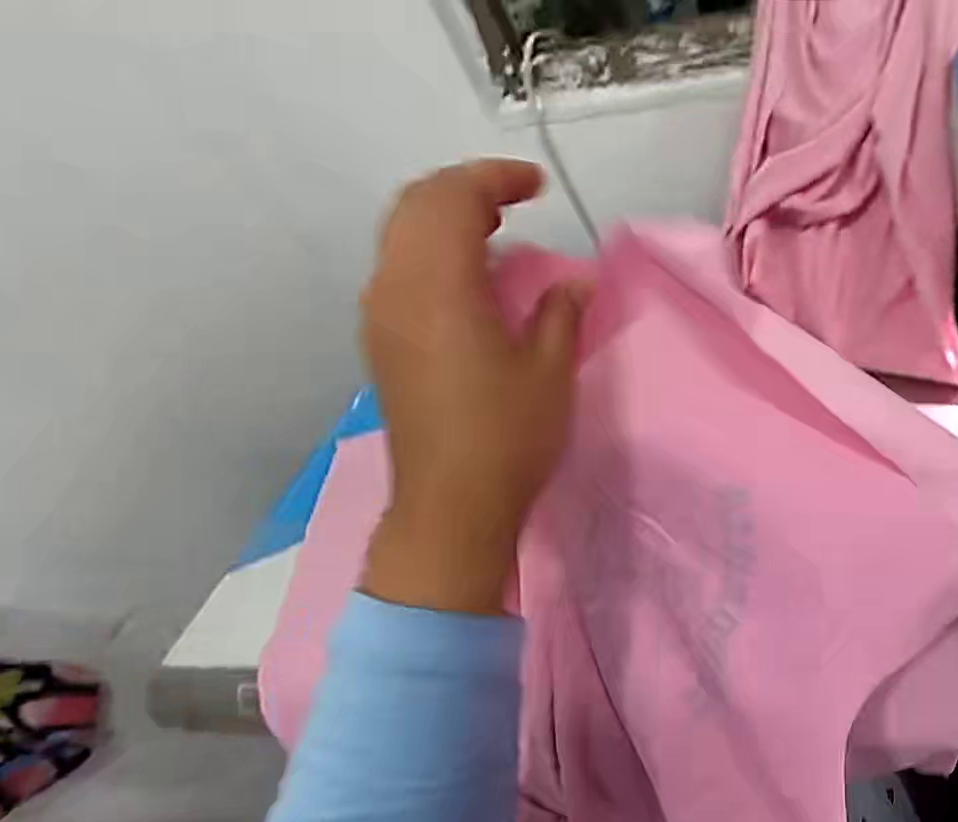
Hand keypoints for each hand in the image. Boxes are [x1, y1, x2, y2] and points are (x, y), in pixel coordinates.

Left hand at [358, 160, 590, 614]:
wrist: (452, 506)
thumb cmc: (508, 438)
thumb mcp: (549, 372)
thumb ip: (559, 313)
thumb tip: (576, 280)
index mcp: (437, 287)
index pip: (453, 199)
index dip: (495, 179)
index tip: (537, 185)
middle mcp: (394, 288)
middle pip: (415, 206)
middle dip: (465, 190)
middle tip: (514, 200)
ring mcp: (381, 317)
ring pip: (401, 237)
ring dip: (446, 221)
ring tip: (496, 235)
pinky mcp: (384, 344)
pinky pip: (401, 271)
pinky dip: (434, 254)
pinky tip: (471, 282)